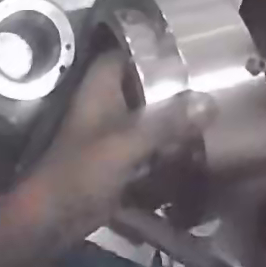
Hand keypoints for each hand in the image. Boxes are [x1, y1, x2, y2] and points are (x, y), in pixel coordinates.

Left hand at [9, 53, 214, 243]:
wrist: (54, 219)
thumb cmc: (82, 171)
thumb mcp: (127, 143)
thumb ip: (167, 121)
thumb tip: (210, 101)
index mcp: (101, 86)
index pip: (128, 52)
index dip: (155, 48)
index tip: (190, 47)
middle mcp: (106, 101)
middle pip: (142, 83)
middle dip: (172, 85)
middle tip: (210, 80)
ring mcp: (112, 129)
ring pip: (147, 112)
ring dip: (172, 115)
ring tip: (212, 109)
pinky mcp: (119, 156)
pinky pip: (148, 141)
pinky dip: (167, 142)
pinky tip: (196, 145)